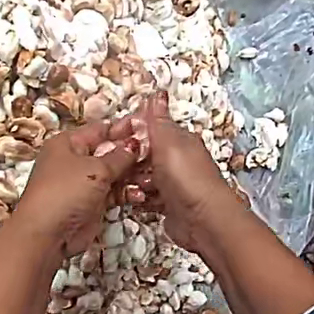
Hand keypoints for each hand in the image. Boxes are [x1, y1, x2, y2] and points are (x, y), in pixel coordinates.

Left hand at [9, 121, 139, 257]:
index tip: (148, 129)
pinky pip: (114, 193)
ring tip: (151, 176)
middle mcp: (75, 161)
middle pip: (110, 152)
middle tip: (156, 154)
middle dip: (132, 154)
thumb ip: (120, 156)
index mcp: (69, 143)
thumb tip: (135, 145)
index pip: (101, 130)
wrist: (48, 234)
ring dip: (132, 175)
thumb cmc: (64, 193)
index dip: (124, 129)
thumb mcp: (95, 168)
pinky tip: (140, 194)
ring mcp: (84, 184)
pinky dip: (126, 193)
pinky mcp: (92, 204)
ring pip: (114, 174)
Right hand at [120, 94, 245, 251]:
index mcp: (178, 139)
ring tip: (129, 185)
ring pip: (141, 176)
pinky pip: (145, 196)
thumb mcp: (169, 141)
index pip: (147, 127)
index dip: (128, 131)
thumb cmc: (186, 177)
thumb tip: (157, 93)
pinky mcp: (167, 204)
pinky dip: (139, 198)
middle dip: (127, 159)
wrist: (203, 220)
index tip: (109, 137)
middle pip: (141, 154)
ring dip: (131, 180)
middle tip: (115, 165)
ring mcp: (171, 183)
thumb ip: (158, 119)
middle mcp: (175, 159)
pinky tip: (134, 199)